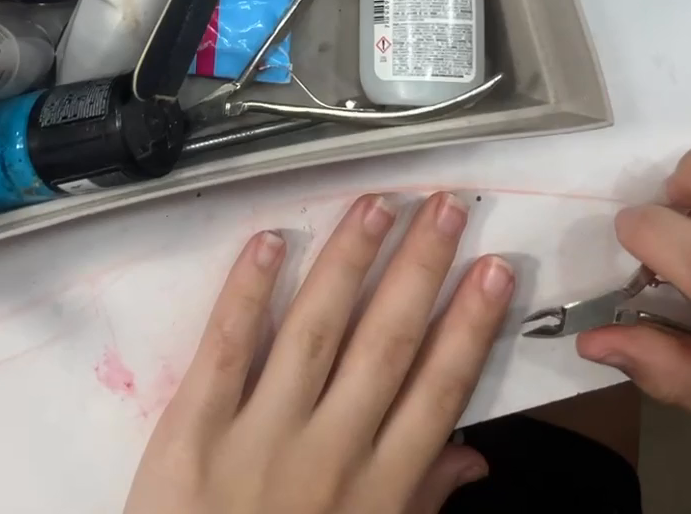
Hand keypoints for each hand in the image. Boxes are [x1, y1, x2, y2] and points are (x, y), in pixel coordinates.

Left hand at [125, 193, 514, 513]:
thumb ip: (419, 497)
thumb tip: (474, 457)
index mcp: (378, 485)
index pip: (437, 390)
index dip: (470, 325)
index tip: (493, 270)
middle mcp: (330, 451)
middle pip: (387, 344)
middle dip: (420, 269)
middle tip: (445, 207)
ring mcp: (263, 434)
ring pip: (317, 331)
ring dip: (350, 261)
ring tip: (375, 206)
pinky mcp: (196, 427)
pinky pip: (228, 348)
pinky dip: (250, 292)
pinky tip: (271, 241)